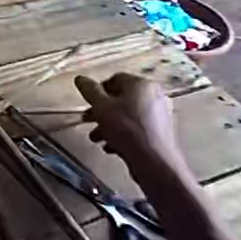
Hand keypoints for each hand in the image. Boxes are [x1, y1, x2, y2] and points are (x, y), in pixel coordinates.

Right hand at [74, 73, 191, 189]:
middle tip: (88, 121)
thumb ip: (90, 91)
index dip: (98, 90)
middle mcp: (153, 95)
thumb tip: (80, 79)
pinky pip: (137, 128)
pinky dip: (123, 134)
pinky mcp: (160, 132)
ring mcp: (159, 114)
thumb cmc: (126, 129)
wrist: (154, 161)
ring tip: (97, 139)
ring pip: (128, 115)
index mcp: (141, 84)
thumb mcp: (102, 108)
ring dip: (109, 125)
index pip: (116, 79)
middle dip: (102, 111)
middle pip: (122, 99)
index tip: (88, 103)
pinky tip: (111, 147)